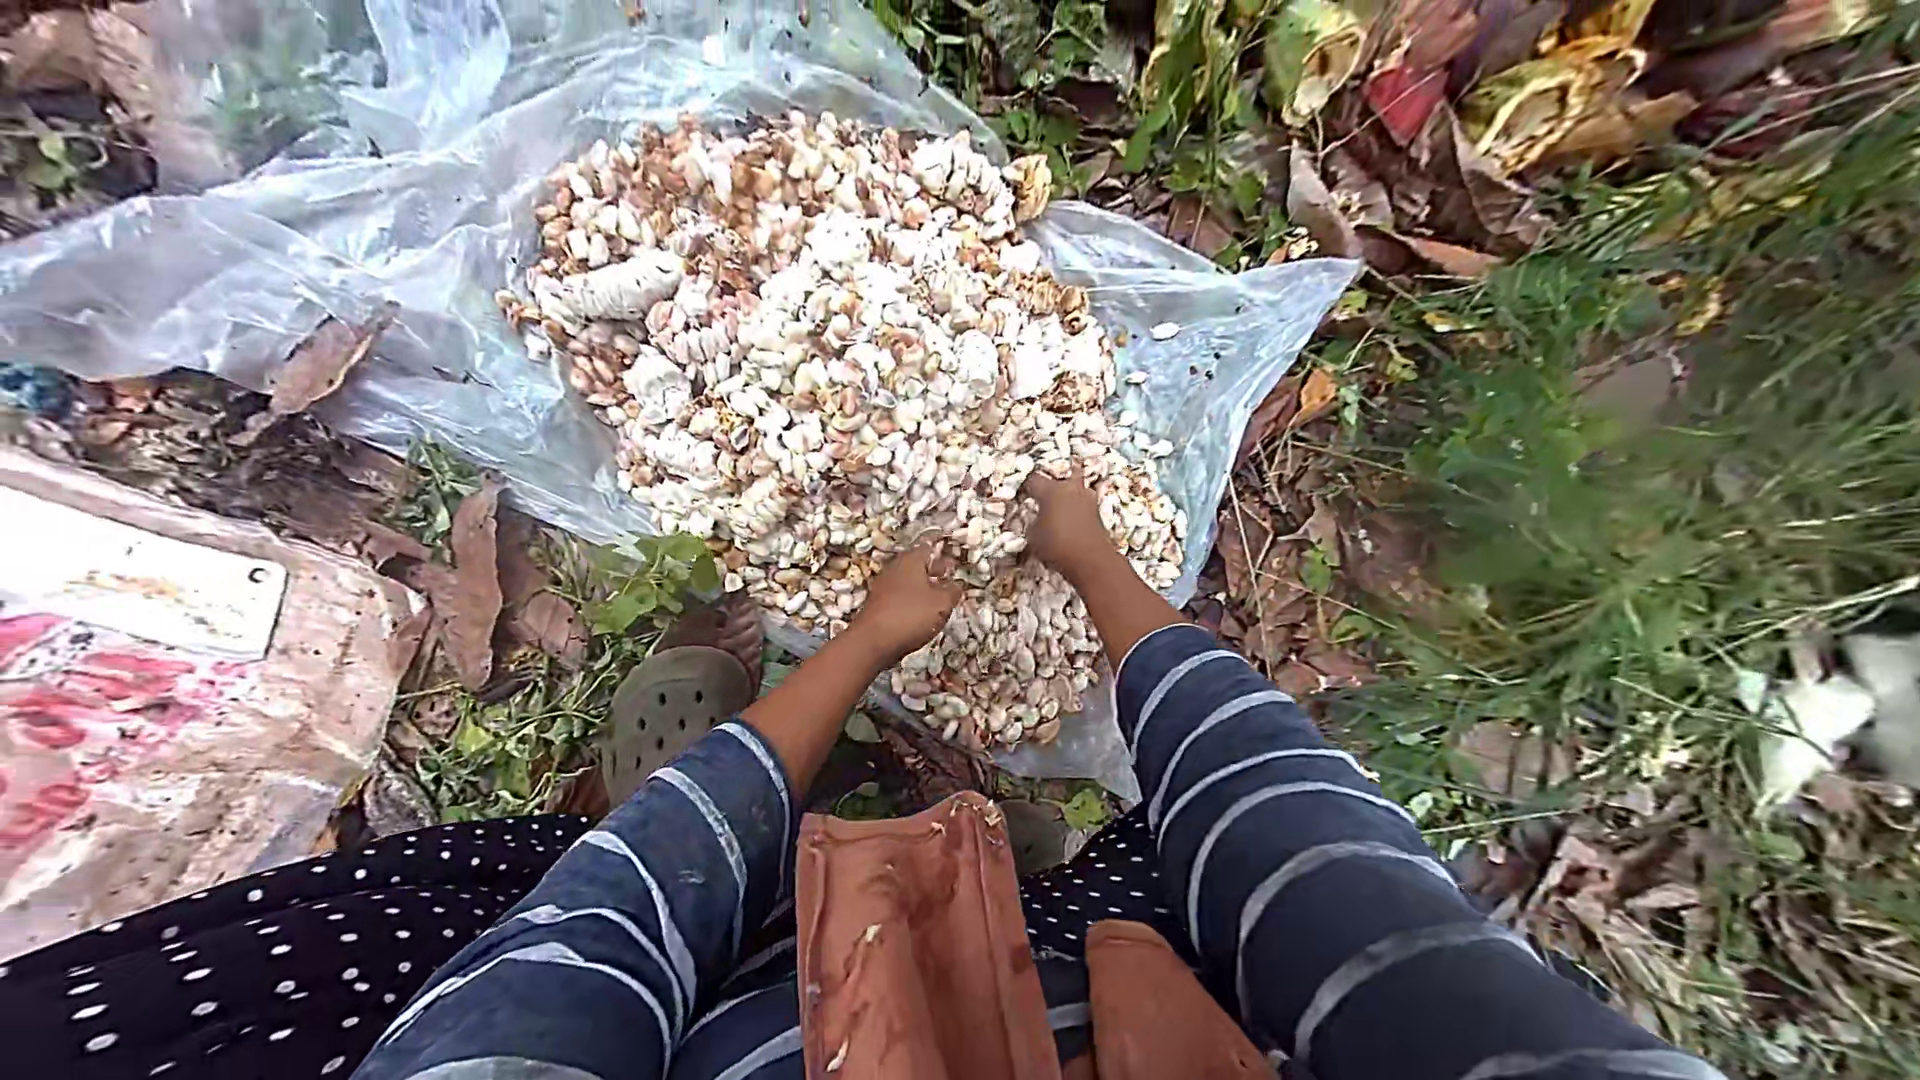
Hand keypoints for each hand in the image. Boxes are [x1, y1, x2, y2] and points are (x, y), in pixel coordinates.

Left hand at [847, 542, 962, 663]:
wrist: (872, 642)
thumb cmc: (911, 615)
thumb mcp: (942, 603)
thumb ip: (953, 591)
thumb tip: (955, 585)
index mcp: (910, 561)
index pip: (928, 549)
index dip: (942, 556)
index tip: (952, 566)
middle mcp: (894, 569)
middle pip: (915, 566)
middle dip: (931, 573)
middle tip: (946, 582)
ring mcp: (882, 588)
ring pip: (906, 583)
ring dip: (921, 589)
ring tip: (936, 601)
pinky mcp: (877, 606)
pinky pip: (898, 599)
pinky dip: (909, 603)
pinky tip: (918, 616)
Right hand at [1022, 468, 1117, 582]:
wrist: (1091, 562)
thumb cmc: (1056, 546)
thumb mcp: (1033, 536)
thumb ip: (1032, 523)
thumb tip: (1037, 521)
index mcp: (1052, 489)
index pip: (1033, 479)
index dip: (1025, 487)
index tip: (1021, 495)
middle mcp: (1072, 489)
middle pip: (1061, 477)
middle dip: (1052, 484)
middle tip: (1043, 496)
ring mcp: (1088, 500)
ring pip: (1074, 491)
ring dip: (1066, 498)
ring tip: (1056, 511)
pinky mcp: (1097, 514)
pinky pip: (1081, 506)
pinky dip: (1074, 511)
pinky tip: (1067, 523)